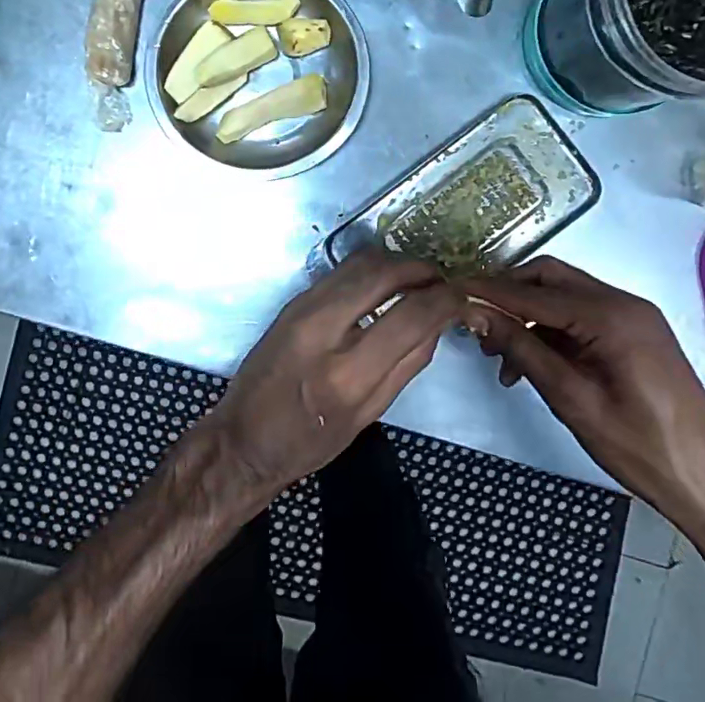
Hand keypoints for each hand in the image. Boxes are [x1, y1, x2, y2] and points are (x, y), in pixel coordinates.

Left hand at [198, 249, 464, 504]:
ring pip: (361, 262)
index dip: (446, 300)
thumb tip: (438, 323)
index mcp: (347, 374)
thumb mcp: (369, 414)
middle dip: (422, 270)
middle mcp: (322, 330)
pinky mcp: (293, 301)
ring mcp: (302, 309)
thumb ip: (408, 364)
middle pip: (385, 273)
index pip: (411, 316)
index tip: (461, 298)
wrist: (242, 440)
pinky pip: (342, 271)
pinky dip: (372, 271)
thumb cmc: (309, 441)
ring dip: (397, 264)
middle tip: (441, 281)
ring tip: (417, 280)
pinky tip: (384, 286)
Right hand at [463, 257, 704, 520]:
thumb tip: (479, 314)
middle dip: (510, 295)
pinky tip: (535, 364)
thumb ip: (523, 350)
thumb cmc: (640, 446)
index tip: (452, 293)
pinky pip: (584, 315)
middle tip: (478, 326)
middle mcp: (623, 301)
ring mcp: (633, 315)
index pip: (535, 293)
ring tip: (501, 357)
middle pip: (552, 279)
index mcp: (610, 315)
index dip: (490, 292)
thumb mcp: (572, 399)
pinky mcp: (636, 332)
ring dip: (530, 316)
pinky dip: (554, 330)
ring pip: (567, 296)